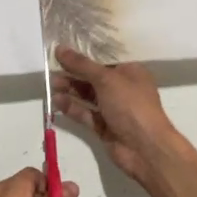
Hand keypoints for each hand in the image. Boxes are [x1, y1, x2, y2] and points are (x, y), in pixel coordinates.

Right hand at [52, 46, 187, 183]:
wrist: (145, 148)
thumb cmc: (131, 105)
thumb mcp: (106, 79)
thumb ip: (81, 65)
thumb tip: (60, 48)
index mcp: (130, 72)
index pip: (105, 58)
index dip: (85, 53)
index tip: (65, 48)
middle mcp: (122, 88)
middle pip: (94, 77)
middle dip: (74, 72)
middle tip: (53, 67)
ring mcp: (113, 109)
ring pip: (88, 96)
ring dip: (71, 89)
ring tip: (51, 83)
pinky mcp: (104, 126)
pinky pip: (86, 114)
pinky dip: (72, 107)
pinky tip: (57, 101)